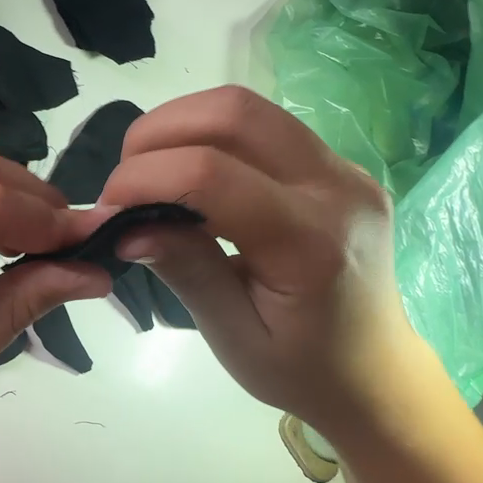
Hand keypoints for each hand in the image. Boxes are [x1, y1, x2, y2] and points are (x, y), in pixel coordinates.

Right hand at [96, 87, 421, 438]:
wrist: (375, 375)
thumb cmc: (300, 371)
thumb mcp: (233, 335)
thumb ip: (186, 272)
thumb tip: (126, 228)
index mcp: (310, 243)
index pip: (213, 174)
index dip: (145, 178)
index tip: (107, 209)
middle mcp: (337, 188)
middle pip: (235, 114)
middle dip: (158, 134)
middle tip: (121, 183)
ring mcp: (343, 170)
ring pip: (248, 107)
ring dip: (181, 126)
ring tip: (147, 175)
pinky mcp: (336, 167)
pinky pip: (264, 127)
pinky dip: (209, 137)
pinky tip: (186, 177)